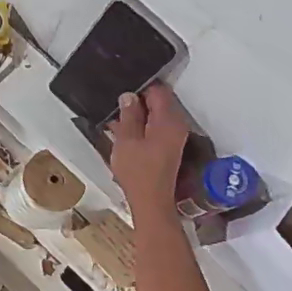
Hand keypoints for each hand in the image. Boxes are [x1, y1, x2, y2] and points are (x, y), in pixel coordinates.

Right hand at [109, 84, 189, 217]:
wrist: (150, 201)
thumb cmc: (137, 171)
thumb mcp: (126, 140)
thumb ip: (128, 115)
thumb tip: (129, 96)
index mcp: (169, 120)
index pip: (158, 91)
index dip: (139, 88)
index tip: (120, 91)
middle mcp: (176, 125)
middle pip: (159, 103)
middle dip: (137, 102)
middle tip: (115, 105)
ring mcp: (174, 137)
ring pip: (156, 116)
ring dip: (138, 116)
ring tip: (115, 120)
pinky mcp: (169, 147)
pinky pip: (156, 128)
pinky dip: (142, 127)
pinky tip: (123, 133)